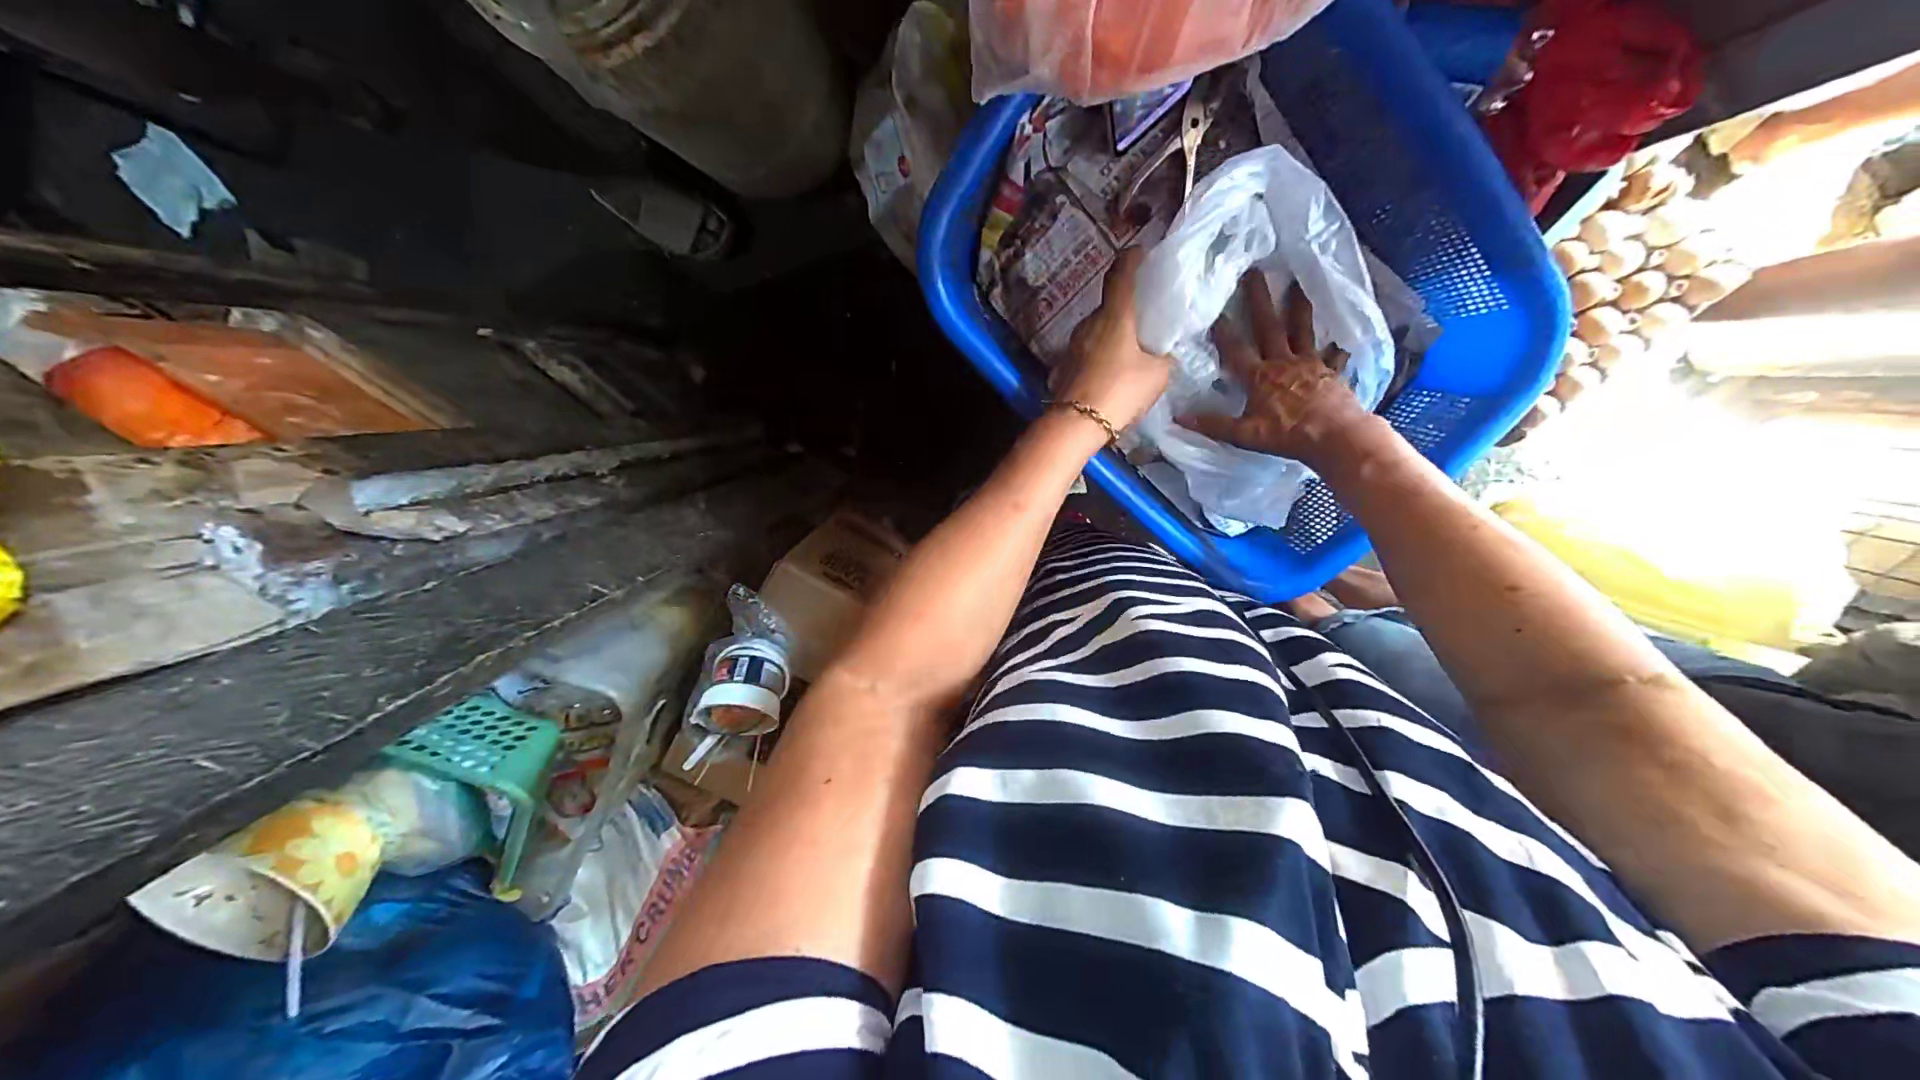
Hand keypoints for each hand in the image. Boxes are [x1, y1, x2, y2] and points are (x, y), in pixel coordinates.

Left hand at [1051, 248, 1170, 431]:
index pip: (1121, 273)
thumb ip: (1163, 356)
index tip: (1140, 253)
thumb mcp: (1158, 374)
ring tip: (1131, 350)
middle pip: (1109, 305)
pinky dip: (1101, 354)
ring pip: (1097, 330)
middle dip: (1126, 308)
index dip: (1131, 258)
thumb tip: (1162, 352)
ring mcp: (1073, 344)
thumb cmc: (1121, 391)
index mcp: (1115, 314)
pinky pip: (1088, 351)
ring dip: (1113, 334)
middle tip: (1144, 318)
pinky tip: (1112, 372)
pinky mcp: (1065, 366)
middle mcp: (1089, 323)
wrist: (1076, 424)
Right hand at [1176, 271, 1372, 463]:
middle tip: (1255, 272)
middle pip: (1269, 327)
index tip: (1214, 309)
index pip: (1236, 350)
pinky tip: (1338, 344)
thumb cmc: (1288, 435)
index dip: (1224, 331)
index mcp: (1259, 377)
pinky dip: (1334, 351)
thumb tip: (1179, 417)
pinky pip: (1332, 357)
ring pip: (1302, 330)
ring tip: (1297, 285)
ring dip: (1298, 307)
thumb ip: (1213, 424)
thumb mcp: (1245, 435)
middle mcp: (1283, 363)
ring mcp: (1310, 364)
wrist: (1337, 436)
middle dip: (1260, 299)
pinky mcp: (1331, 373)